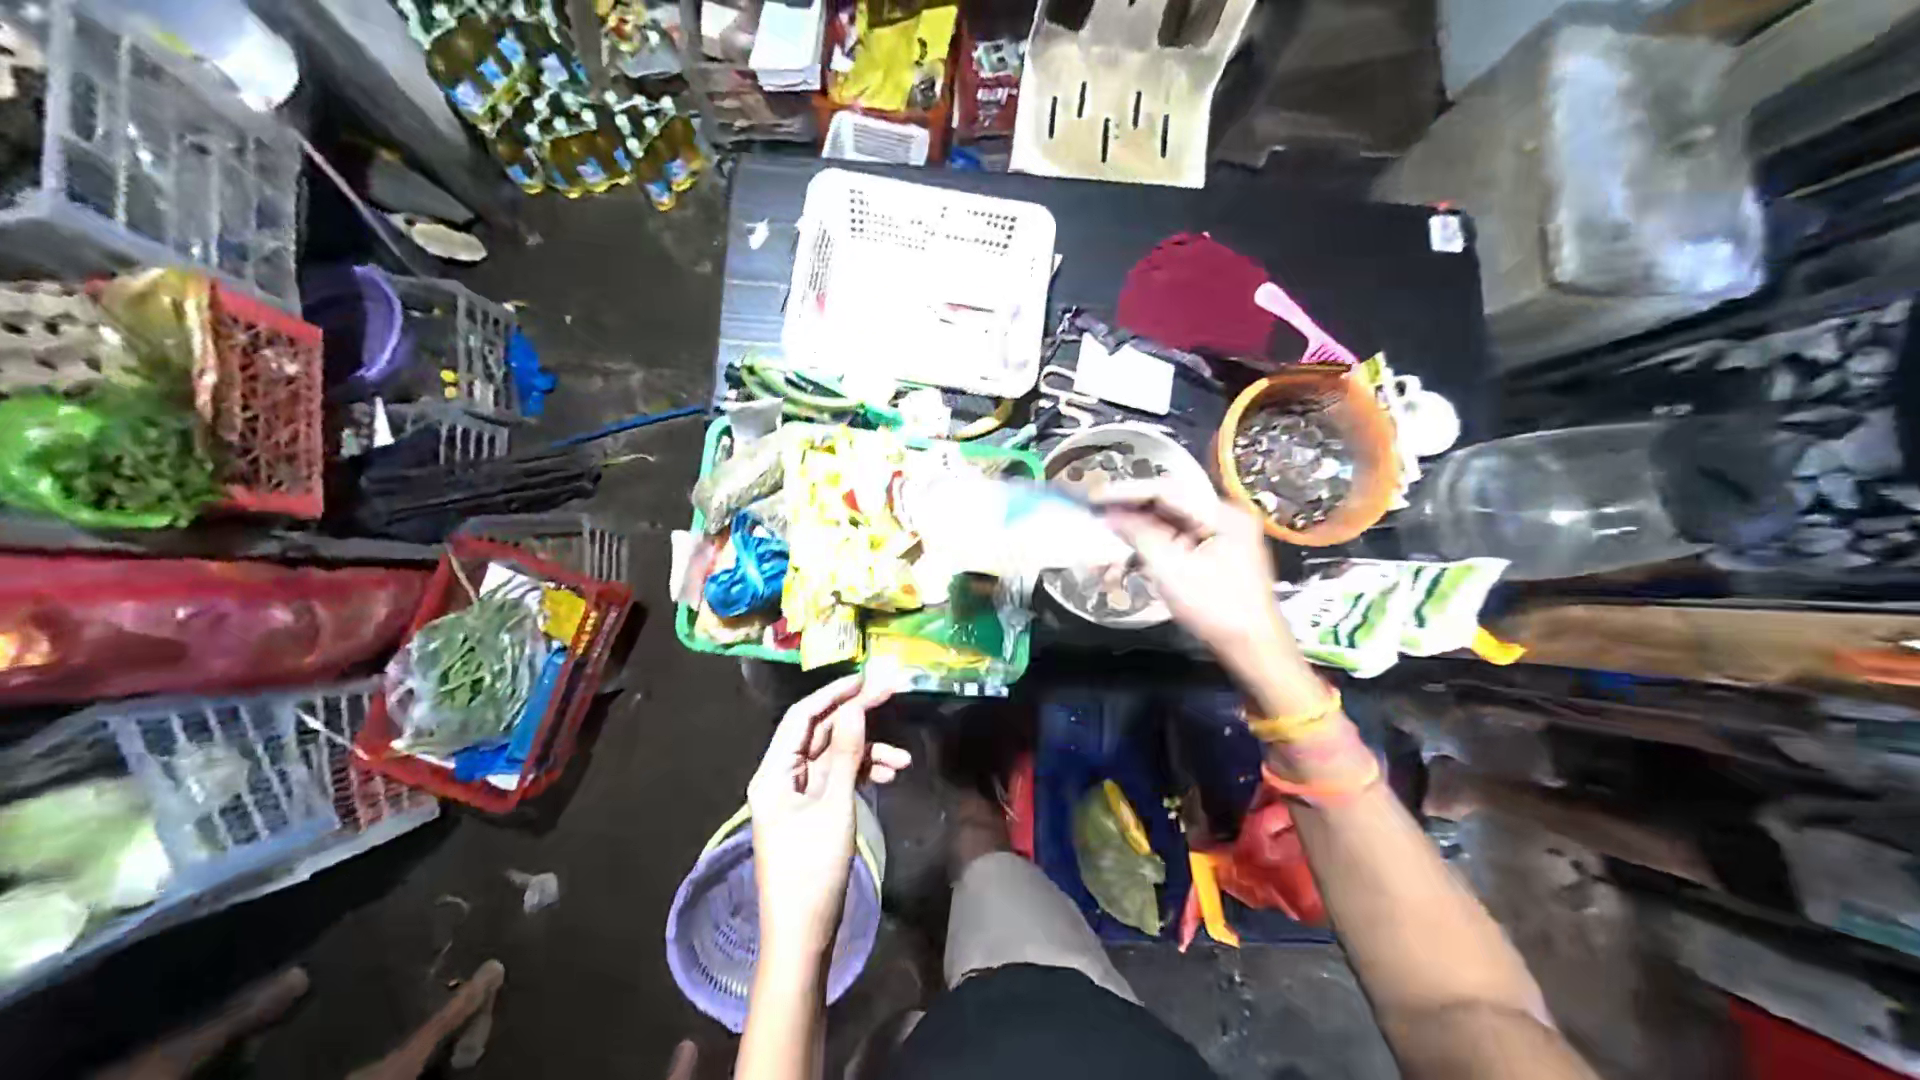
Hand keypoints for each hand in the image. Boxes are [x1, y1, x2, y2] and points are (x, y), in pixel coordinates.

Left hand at [746, 674, 911, 958]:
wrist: (803, 934)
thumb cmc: (813, 869)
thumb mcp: (835, 805)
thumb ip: (847, 752)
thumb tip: (856, 707)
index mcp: (774, 772)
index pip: (802, 717)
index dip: (833, 694)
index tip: (866, 678)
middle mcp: (783, 777)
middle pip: (822, 734)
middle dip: (858, 720)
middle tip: (892, 698)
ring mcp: (800, 796)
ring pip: (836, 758)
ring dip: (868, 754)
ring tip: (903, 762)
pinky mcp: (815, 812)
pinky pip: (840, 780)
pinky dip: (864, 775)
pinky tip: (889, 778)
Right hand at [1095, 482, 1301, 670]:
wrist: (1253, 647)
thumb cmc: (1216, 609)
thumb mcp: (1171, 570)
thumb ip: (1139, 535)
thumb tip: (1110, 514)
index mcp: (1223, 514)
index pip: (1167, 490)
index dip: (1128, 491)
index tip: (1096, 494)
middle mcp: (1226, 516)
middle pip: (1170, 503)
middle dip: (1132, 509)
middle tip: (1097, 510)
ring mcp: (1223, 534)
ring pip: (1172, 522)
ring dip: (1140, 528)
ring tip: (1108, 529)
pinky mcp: (1217, 553)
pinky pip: (1179, 538)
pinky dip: (1154, 543)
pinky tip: (1131, 551)